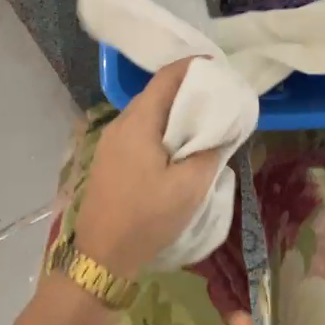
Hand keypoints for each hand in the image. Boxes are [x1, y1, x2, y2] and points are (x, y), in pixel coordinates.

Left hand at [72, 58, 226, 274]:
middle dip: (187, 91)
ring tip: (203, 124)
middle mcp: (120, 124)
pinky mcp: (109, 160)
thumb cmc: (146, 218)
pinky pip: (139, 132)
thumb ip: (210, 152)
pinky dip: (161, 130)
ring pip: (147, 114)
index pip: (167, 77)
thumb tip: (223, 130)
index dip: (194, 67)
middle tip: (218, 98)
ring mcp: (110, 143)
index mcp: (139, 122)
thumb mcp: (190, 187)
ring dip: (174, 113)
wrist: (101, 257)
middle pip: (156, 93)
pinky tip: (177, 148)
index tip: (220, 70)